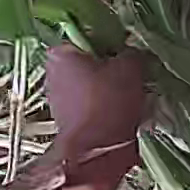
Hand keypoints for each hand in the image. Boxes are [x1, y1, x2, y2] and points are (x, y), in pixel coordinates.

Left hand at [45, 47, 144, 189]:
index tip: (130, 54)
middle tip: (136, 76)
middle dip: (112, 69)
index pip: (87, 37)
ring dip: (111, 90)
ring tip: (134, 98)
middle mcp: (53, 73)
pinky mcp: (68, 122)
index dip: (112, 43)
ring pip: (92, 86)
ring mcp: (58, 99)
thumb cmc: (109, 102)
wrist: (96, 152)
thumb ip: (133, 53)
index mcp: (61, 53)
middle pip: (90, 63)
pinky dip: (107, 109)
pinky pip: (92, 107)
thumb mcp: (130, 69)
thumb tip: (135, 52)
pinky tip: (125, 114)